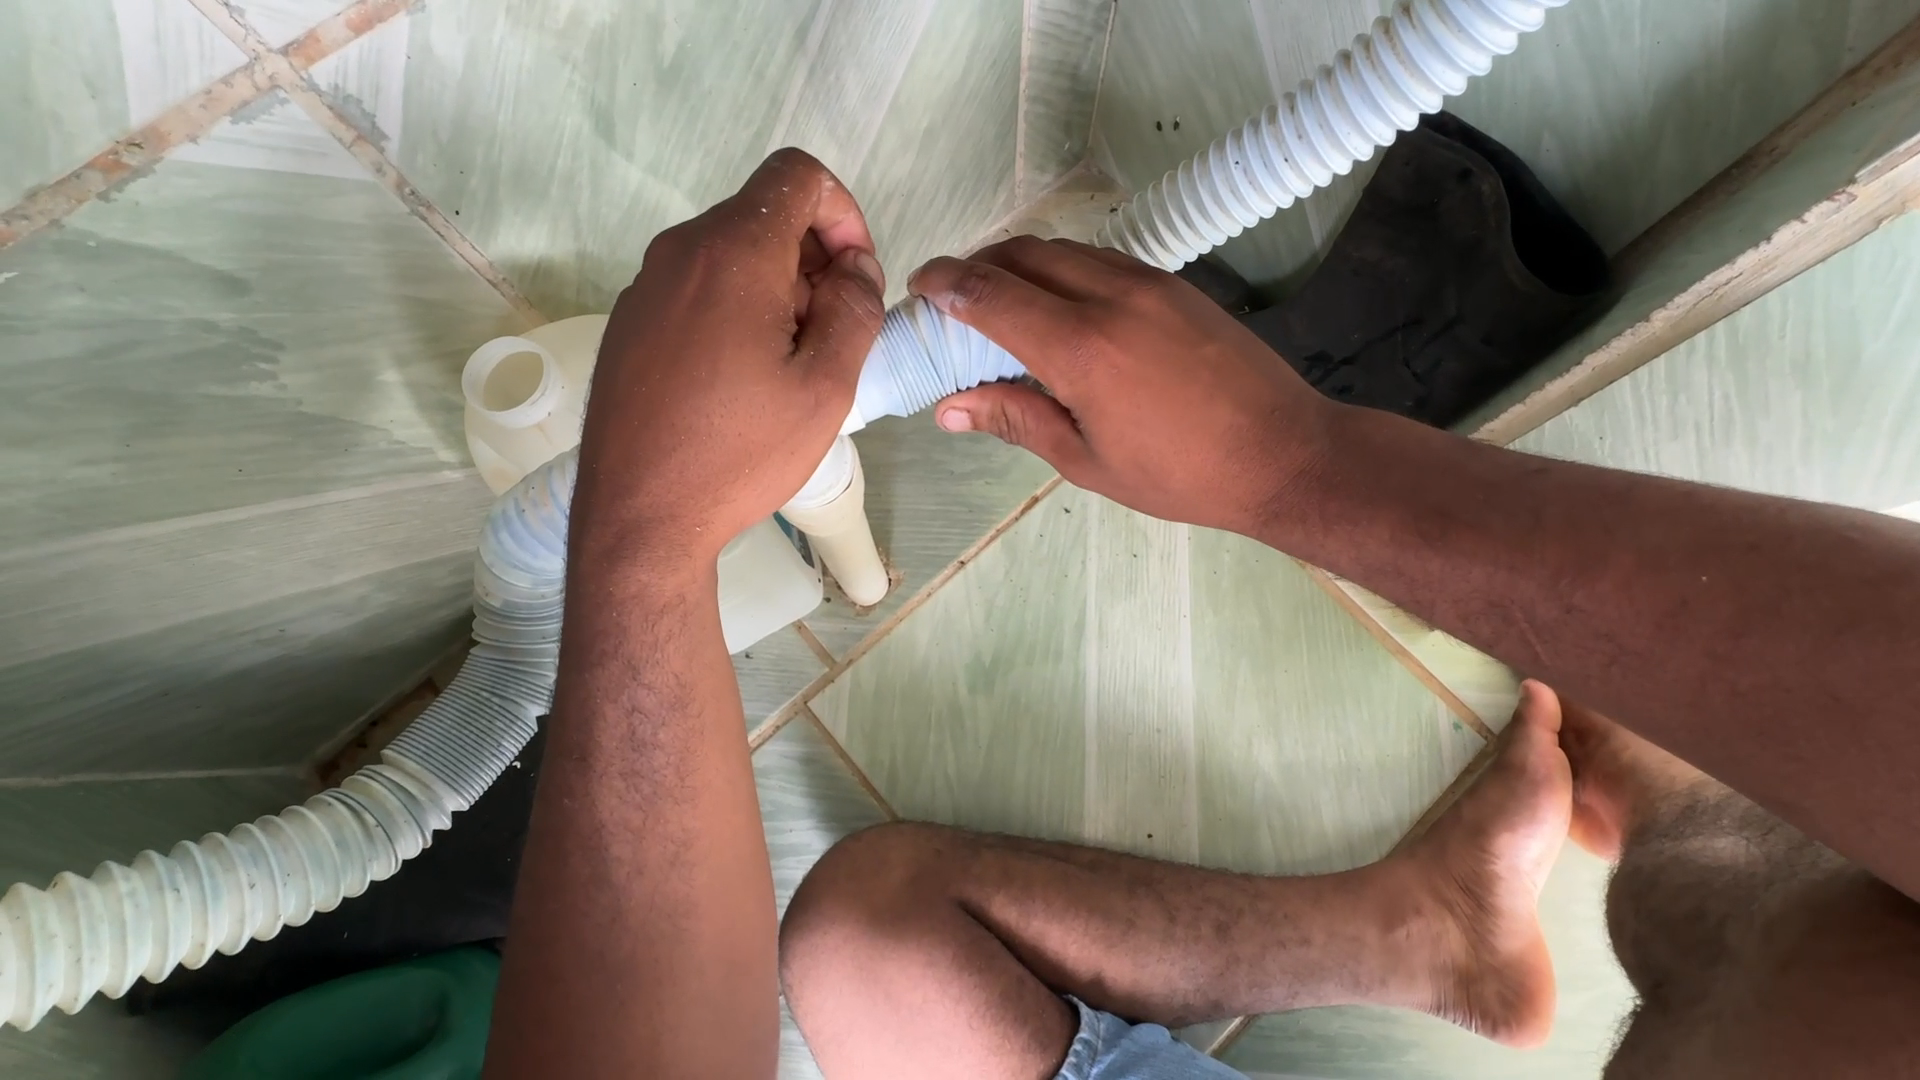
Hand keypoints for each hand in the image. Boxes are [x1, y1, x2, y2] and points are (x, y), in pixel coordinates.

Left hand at [570, 149, 885, 574]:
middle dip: (815, 262)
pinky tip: (740, 381)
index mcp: (734, 253)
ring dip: (777, 291)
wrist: (639, 516)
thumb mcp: (825, 387)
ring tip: (787, 368)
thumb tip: (854, 270)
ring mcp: (646, 287)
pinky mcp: (630, 323)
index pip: (798, 175)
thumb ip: (854, 311)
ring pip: (731, 255)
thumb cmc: (741, 454)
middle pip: (765, 216)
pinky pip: (697, 289)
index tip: (855, 278)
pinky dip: (735, 310)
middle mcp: (680, 251)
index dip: (843, 212)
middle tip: (831, 337)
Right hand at [909, 237, 1332, 536]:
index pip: (991, 294)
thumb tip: (948, 407)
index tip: (918, 286)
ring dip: (1019, 263)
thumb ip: (1015, 421)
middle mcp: (1111, 296)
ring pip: (1062, 249)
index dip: (945, 284)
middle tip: (954, 299)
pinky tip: (1060, 305)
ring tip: (1002, 301)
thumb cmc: (1178, 474)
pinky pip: (1100, 259)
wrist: (1283, 453)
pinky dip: (1062, 269)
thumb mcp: (1086, 461)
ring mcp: (1148, 282)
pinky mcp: (1175, 284)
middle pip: (1022, 254)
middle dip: (976, 265)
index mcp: (1081, 348)